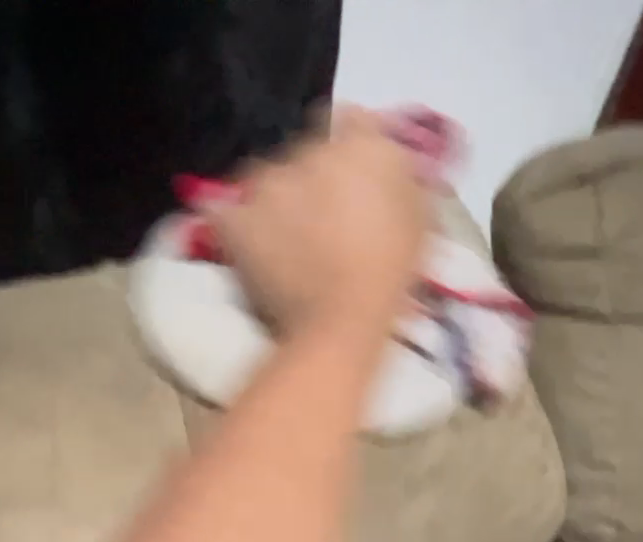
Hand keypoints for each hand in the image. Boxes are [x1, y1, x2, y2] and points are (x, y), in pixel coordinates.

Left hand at [206, 105, 428, 341]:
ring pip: (263, 180)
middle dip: (309, 180)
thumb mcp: (420, 217)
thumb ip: (401, 178)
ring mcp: (267, 184)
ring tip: (280, 240)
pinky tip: (243, 242)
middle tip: (318, 222)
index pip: (349, 120)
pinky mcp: (235, 219)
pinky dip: (231, 223)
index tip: (349, 177)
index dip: (347, 148)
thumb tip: (389, 165)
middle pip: (303, 154)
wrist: (341, 319)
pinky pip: (222, 211)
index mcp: (362, 144)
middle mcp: (310, 151)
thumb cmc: (391, 275)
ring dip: (272, 201)